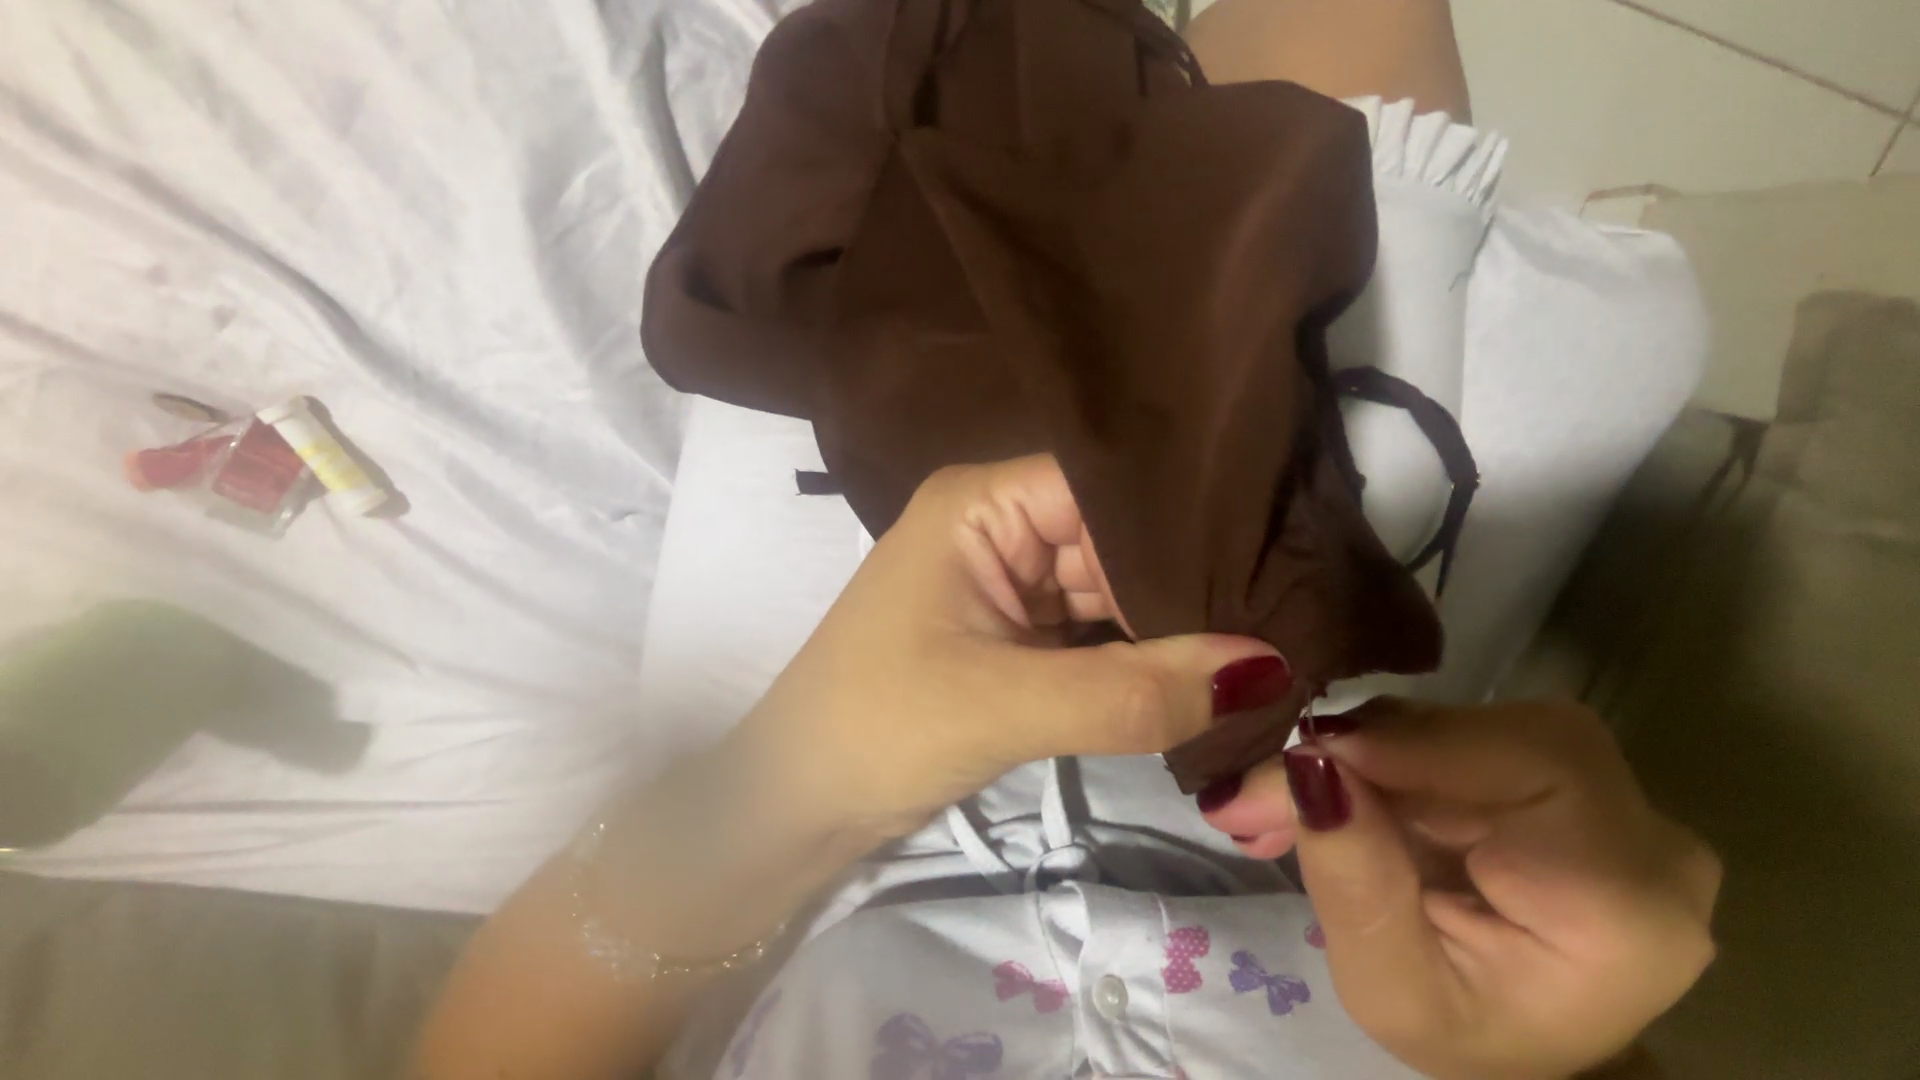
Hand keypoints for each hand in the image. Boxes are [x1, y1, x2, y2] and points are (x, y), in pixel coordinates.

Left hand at [721, 455, 1288, 845]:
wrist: (794, 806)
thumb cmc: (875, 729)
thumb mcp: (1003, 706)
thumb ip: (1133, 691)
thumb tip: (1268, 669)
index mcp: (979, 504)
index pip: (1103, 484)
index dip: (1181, 519)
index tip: (1271, 554)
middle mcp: (997, 529)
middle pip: (1115, 538)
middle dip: (1186, 581)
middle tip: (1289, 609)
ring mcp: (1006, 587)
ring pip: (1109, 592)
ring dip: (1170, 625)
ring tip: (1270, 640)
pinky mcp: (1013, 641)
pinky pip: (1093, 637)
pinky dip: (1138, 659)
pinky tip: (1208, 673)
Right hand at [1219, 698, 1718, 1079]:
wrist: (1517, 1046)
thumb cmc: (1461, 1035)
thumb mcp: (1389, 991)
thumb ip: (1356, 887)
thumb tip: (1309, 765)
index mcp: (1625, 906)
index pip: (1538, 761)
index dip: (1418, 739)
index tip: (1307, 752)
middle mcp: (1645, 840)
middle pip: (1497, 734)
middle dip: (1368, 747)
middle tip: (1264, 786)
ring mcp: (1614, 804)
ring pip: (1470, 725)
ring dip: (1363, 750)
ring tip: (1279, 800)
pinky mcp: (1568, 783)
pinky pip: (1463, 738)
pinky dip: (1381, 754)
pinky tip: (1329, 791)